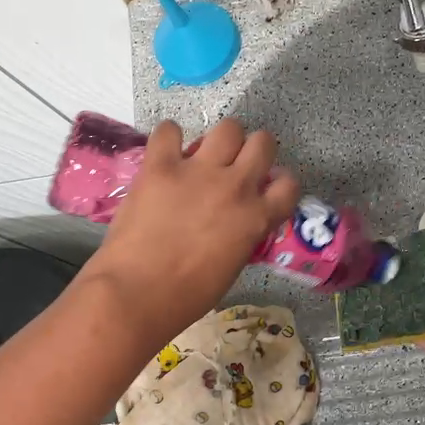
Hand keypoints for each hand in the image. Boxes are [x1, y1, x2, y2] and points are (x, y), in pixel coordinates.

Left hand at [82, 119, 300, 341]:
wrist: (136, 295)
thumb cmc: (186, 296)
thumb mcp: (232, 266)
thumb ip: (243, 234)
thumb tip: (237, 220)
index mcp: (256, 218)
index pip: (288, 184)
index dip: (277, 184)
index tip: (264, 189)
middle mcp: (235, 187)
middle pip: (263, 142)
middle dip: (253, 150)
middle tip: (235, 165)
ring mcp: (199, 172)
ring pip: (227, 128)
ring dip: (219, 140)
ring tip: (203, 156)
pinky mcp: (161, 166)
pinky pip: (169, 131)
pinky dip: (169, 138)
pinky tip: (165, 154)